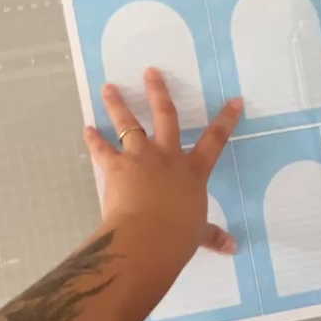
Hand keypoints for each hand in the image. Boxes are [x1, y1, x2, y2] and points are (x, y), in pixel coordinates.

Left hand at [84, 68, 242, 265]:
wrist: (148, 237)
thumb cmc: (178, 236)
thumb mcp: (198, 234)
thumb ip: (212, 236)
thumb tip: (233, 248)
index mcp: (193, 172)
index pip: (214, 140)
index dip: (226, 120)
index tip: (234, 100)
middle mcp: (168, 158)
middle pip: (166, 117)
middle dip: (159, 93)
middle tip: (151, 72)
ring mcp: (141, 159)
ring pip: (129, 125)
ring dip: (118, 105)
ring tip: (108, 87)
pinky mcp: (117, 167)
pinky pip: (103, 150)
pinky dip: (94, 140)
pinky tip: (86, 129)